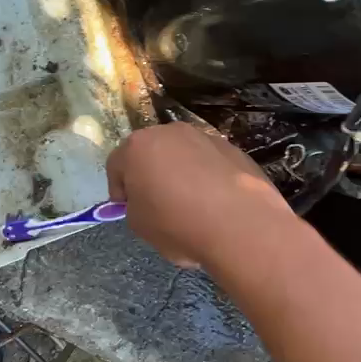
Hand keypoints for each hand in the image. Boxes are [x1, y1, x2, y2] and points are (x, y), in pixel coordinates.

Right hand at [106, 122, 293, 268]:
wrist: (244, 228)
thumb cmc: (180, 225)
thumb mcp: (140, 226)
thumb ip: (135, 206)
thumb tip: (147, 202)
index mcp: (137, 147)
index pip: (116, 164)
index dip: (119, 189)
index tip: (127, 209)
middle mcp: (168, 133)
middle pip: (150, 153)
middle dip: (150, 175)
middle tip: (158, 204)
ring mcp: (204, 138)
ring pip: (184, 155)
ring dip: (182, 173)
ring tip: (194, 206)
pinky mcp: (234, 150)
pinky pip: (212, 164)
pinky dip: (210, 179)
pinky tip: (219, 205)